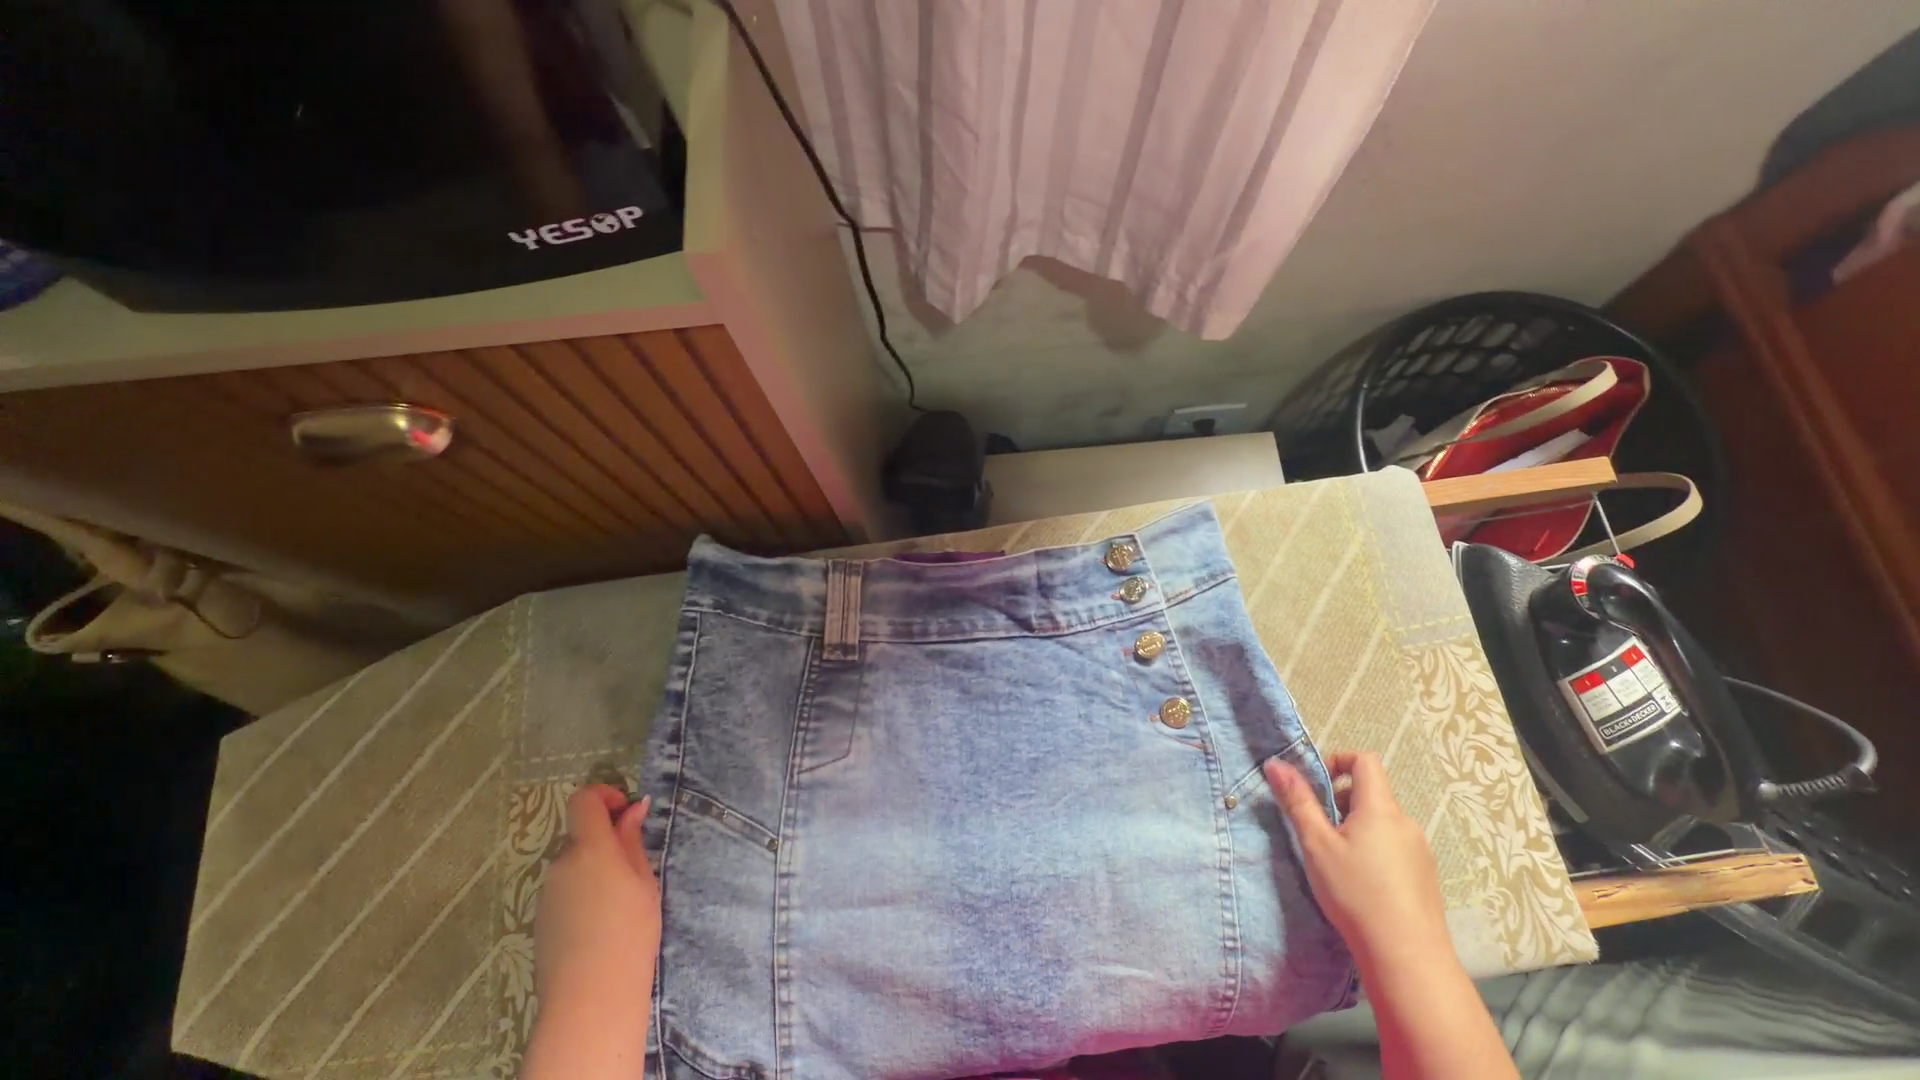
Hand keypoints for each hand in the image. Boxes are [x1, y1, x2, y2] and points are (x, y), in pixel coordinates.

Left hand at [532, 784, 660, 1026]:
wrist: (590, 996)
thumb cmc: (630, 933)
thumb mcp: (644, 883)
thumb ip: (633, 842)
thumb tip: (632, 809)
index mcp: (589, 848)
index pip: (584, 800)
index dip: (605, 795)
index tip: (627, 811)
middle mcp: (560, 864)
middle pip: (581, 835)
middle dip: (606, 841)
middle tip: (636, 868)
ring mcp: (546, 893)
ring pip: (574, 866)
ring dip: (596, 870)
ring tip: (622, 904)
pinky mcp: (541, 919)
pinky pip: (565, 892)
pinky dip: (584, 894)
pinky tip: (602, 925)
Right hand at [1265, 751, 1449, 975]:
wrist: (1406, 955)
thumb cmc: (1355, 893)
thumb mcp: (1316, 845)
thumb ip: (1297, 801)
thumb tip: (1276, 764)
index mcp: (1380, 808)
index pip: (1365, 760)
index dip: (1339, 761)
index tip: (1318, 787)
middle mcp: (1406, 822)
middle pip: (1372, 793)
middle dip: (1341, 802)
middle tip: (1320, 833)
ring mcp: (1420, 849)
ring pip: (1382, 822)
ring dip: (1357, 828)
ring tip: (1338, 863)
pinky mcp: (1425, 875)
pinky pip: (1396, 846)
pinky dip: (1374, 850)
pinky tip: (1362, 884)